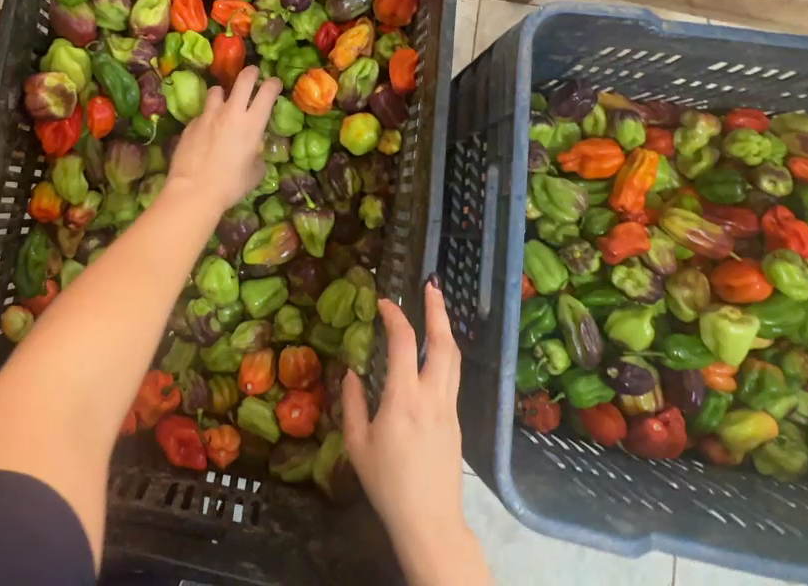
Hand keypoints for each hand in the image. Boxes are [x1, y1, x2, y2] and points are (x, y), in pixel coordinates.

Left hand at [165, 67, 281, 212]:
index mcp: (252, 123)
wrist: (194, 190)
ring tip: (224, 102)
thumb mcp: (255, 173)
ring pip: (217, 90)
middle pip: (243, 79)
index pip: (267, 92)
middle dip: (250, 73)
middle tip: (253, 74)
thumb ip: (257, 156)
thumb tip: (253, 153)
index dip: (273, 84)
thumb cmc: (231, 184)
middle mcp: (231, 112)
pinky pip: (202, 113)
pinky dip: (207, 117)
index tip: (274, 83)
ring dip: (223, 93)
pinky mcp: (191, 123)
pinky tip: (206, 131)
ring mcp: (208, 115)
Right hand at [342, 281, 488, 585]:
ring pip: (454, 359)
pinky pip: (452, 378)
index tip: (384, 301)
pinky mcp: (456, 421)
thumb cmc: (387, 483)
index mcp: (404, 399)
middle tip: (432, 286)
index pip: (404, 344)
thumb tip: (351, 372)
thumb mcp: (356, 443)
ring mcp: (449, 408)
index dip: (395, 316)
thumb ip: (351, 403)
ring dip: (447, 329)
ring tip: (438, 308)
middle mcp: (432, 397)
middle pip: (443, 344)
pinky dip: (445, 354)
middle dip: (438, 311)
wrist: (429, 520)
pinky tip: (435, 352)